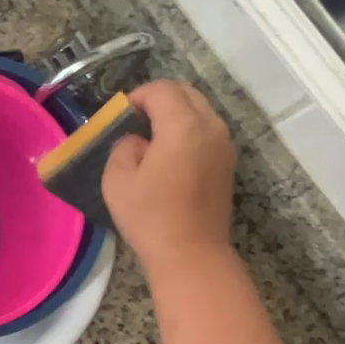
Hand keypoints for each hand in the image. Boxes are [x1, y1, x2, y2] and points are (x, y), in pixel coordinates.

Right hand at [101, 80, 237, 274]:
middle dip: (158, 99)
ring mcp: (224, 143)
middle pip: (186, 93)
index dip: (137, 96)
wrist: (190, 252)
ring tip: (150, 139)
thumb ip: (122, 149)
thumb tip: (135, 140)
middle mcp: (210, 125)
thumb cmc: (149, 217)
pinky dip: (187, 132)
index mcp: (182, 125)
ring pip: (199, 111)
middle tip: (134, 121)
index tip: (119, 114)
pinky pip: (206, 131)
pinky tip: (168, 157)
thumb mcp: (117, 182)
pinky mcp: (227, 162)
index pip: (161, 90)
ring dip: (175, 115)